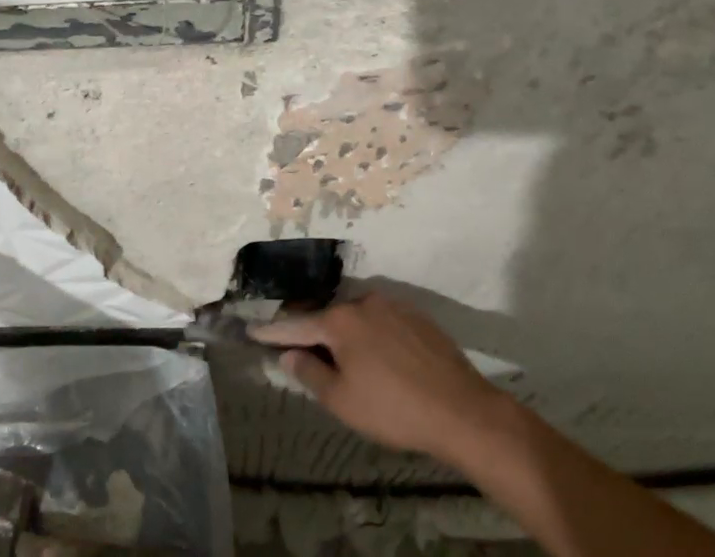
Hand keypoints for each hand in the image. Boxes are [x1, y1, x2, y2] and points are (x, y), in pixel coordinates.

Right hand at [251, 293, 509, 461]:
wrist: (463, 411)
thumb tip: (289, 353)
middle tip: (299, 352)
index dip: (272, 333)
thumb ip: (310, 372)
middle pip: (327, 318)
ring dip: (345, 336)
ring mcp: (395, 307)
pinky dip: (371, 336)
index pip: (296, 326)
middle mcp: (364, 303)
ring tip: (341, 359)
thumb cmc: (393, 409)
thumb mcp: (342, 400)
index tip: (251, 331)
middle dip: (312, 334)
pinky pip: (382, 323)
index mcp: (340, 321)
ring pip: (357, 319)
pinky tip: (377, 358)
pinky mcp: (419, 318)